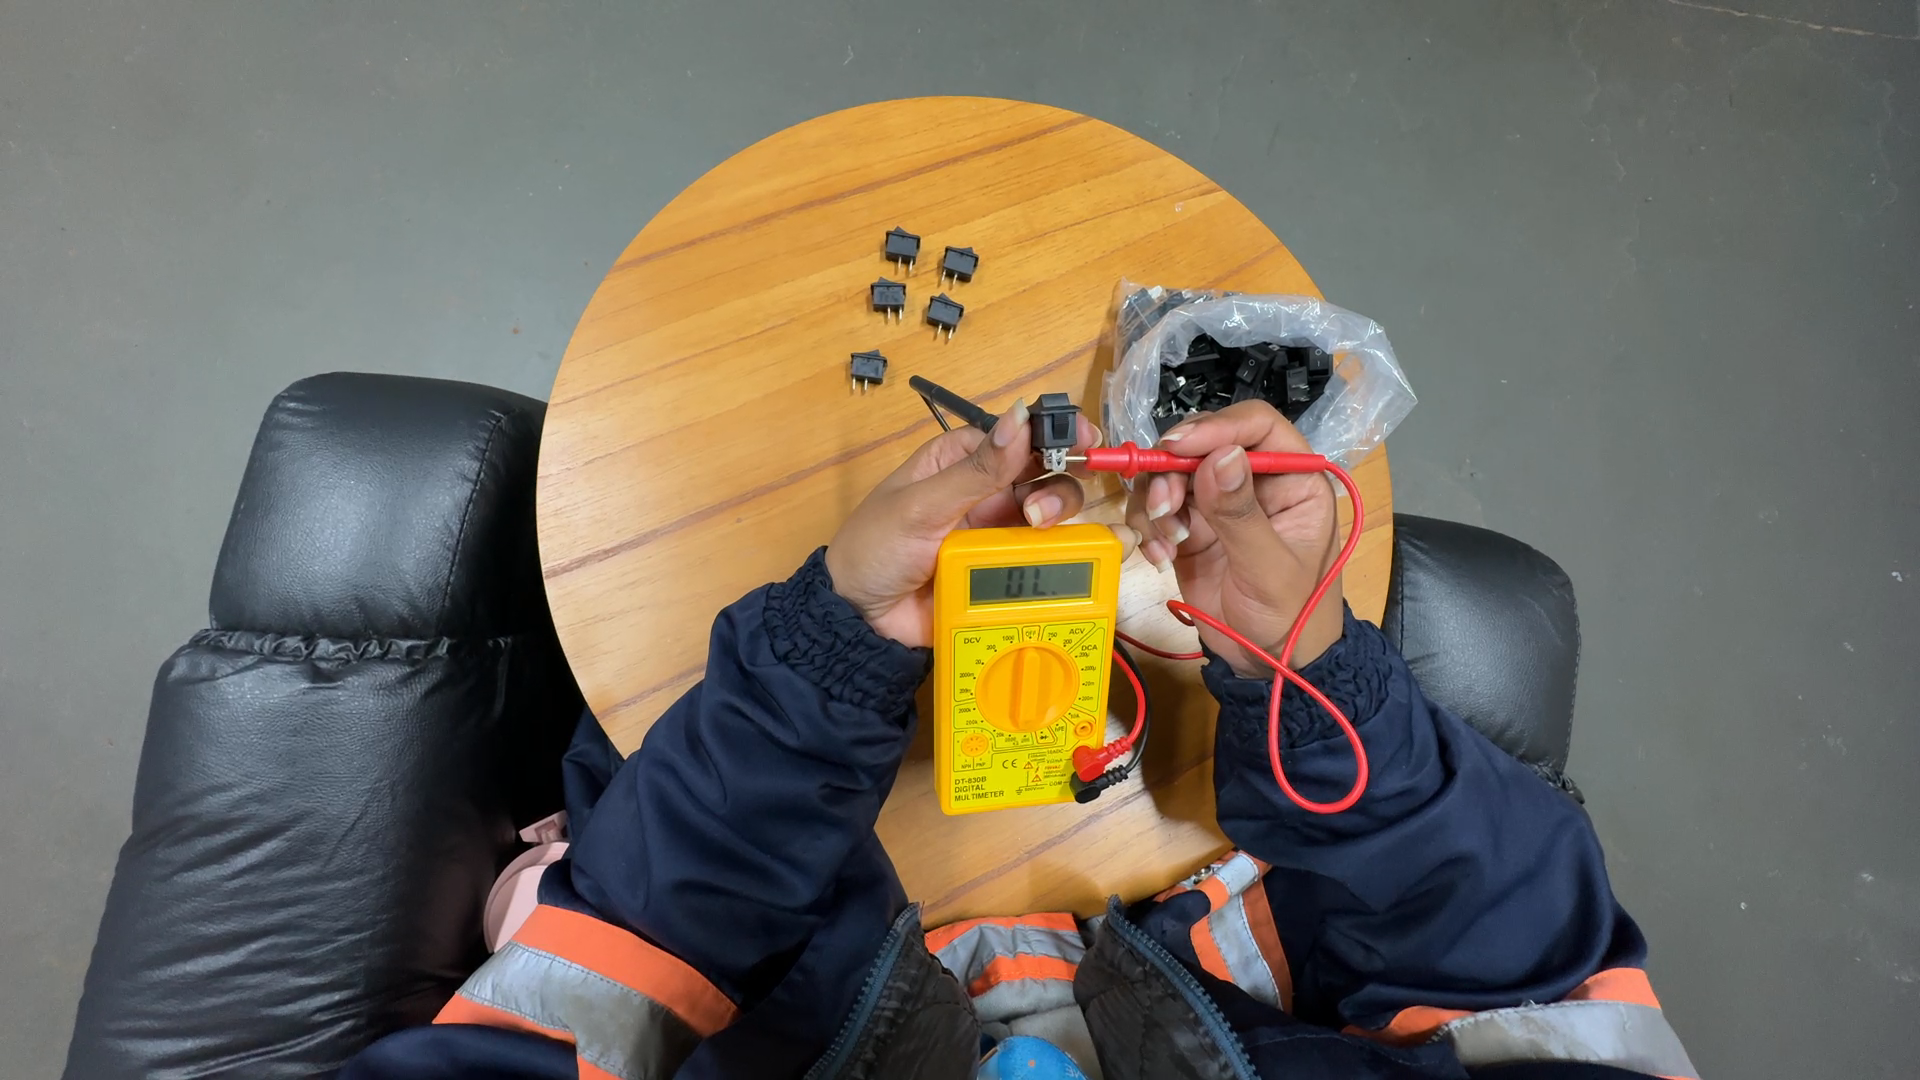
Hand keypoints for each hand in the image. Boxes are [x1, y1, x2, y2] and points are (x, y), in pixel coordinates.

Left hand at [825, 400, 1102, 645]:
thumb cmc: (876, 549)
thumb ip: (975, 468)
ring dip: (1060, 515)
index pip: (1017, 435)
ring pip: (1052, 513)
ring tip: (1039, 528)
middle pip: (1045, 474)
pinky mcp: (1005, 570)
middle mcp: (986, 491)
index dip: (1054, 433)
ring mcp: (998, 532)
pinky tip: (1086, 552)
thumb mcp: (922, 504)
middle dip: (1058, 482)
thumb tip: (1021, 416)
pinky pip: (1045, 557)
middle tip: (1038, 509)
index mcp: (959, 460)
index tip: (1084, 439)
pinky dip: (1068, 552)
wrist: (860, 619)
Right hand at [1125, 402, 1342, 675]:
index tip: (1176, 447)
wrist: (1266, 664)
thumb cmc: (1291, 616)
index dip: (1215, 428)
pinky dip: (1148, 528)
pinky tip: (1159, 557)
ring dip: (1155, 503)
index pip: (1256, 426)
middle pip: (1200, 446)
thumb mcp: (1270, 568)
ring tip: (1166, 542)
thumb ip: (1242, 514)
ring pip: (1170, 474)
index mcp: (1292, 479)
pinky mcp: (1187, 528)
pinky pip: (1155, 509)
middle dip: (1172, 472)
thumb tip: (1220, 456)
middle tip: (1163, 508)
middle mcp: (1250, 482)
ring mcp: (1215, 505)